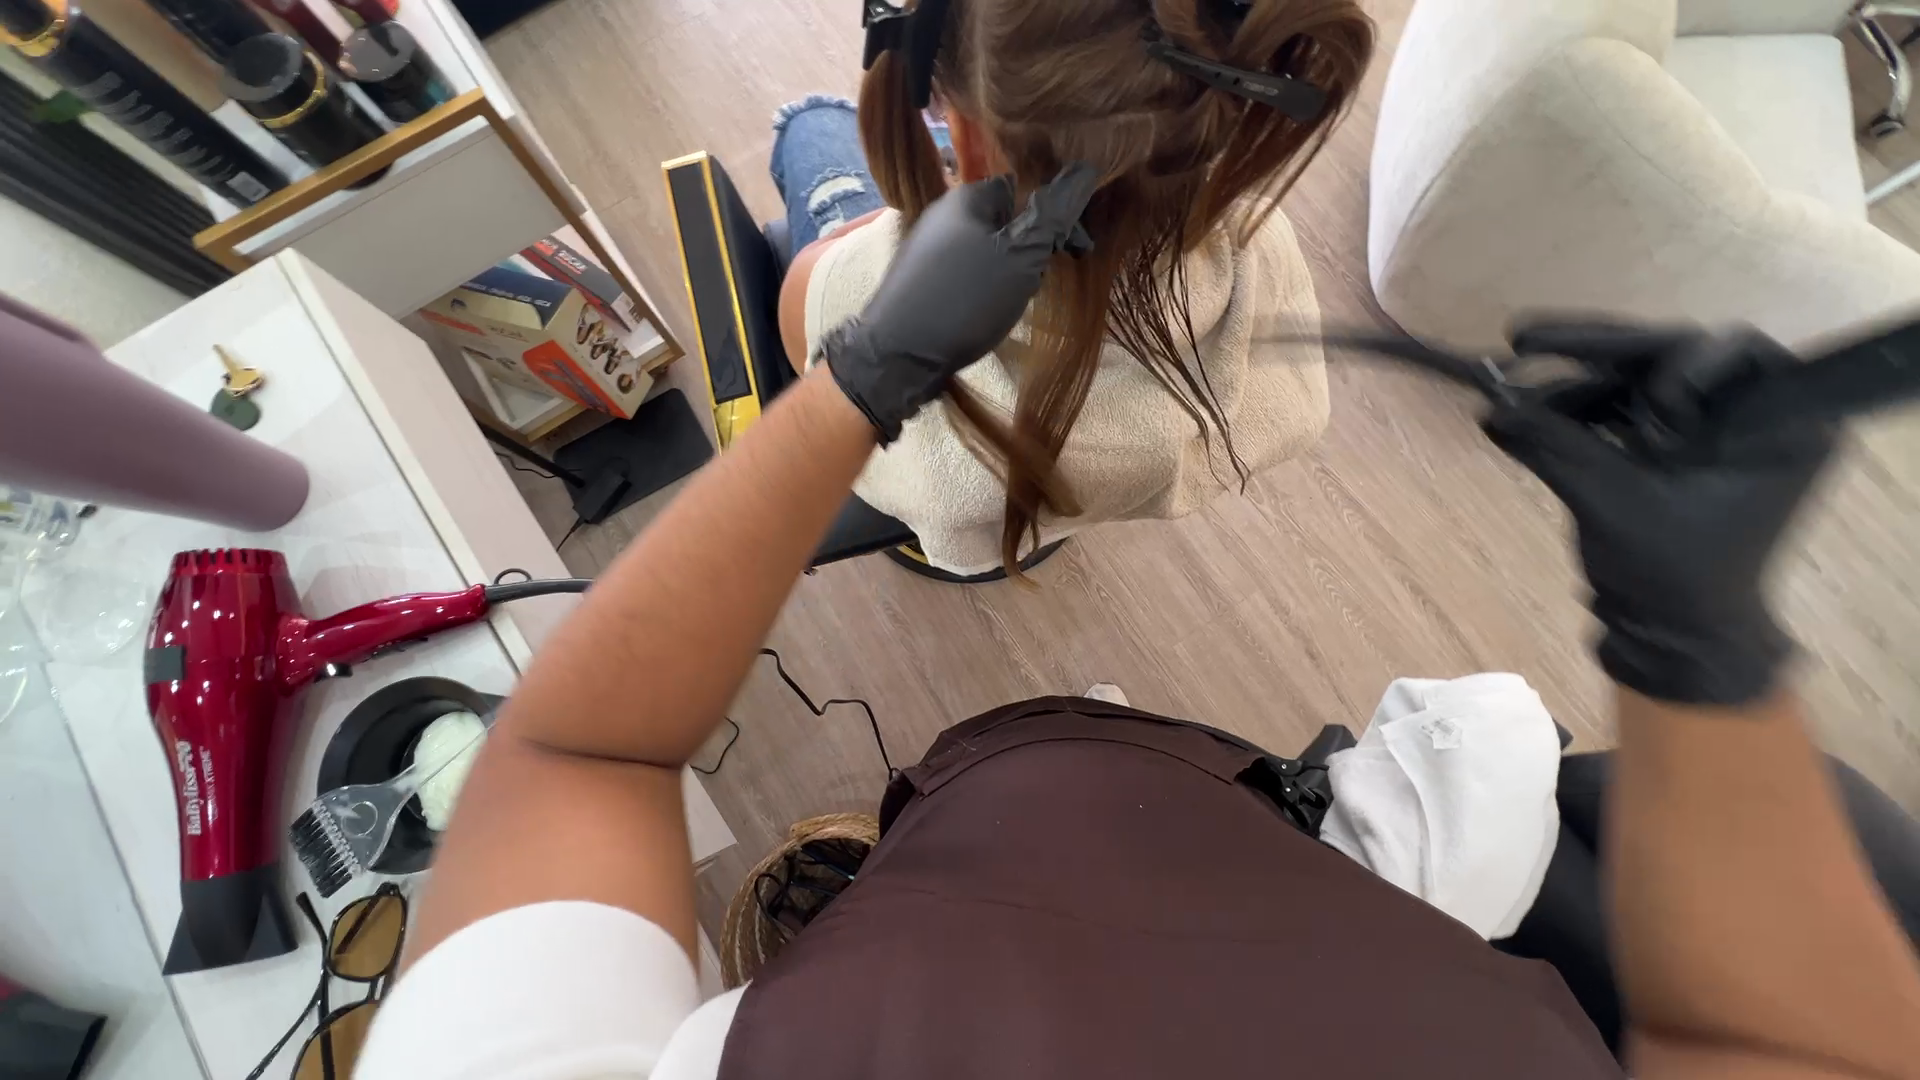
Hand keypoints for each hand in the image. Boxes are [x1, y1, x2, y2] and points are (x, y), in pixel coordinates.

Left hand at [819, 163, 1098, 443]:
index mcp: (966, 196)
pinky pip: (966, 274)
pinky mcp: (920, 282)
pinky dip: (983, 290)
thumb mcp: (1021, 255)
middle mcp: (943, 214)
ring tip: (1013, 303)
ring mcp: (928, 249)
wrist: (899, 356)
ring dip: (1010, 274)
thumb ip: (1054, 213)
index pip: (1025, 188)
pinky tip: (985, 314)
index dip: (1056, 216)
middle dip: (1032, 250)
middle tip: (1040, 283)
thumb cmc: (965, 300)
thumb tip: (1087, 168)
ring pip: (987, 251)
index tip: (1076, 252)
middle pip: (1006, 221)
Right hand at [1483, 322, 1837, 705]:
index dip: (1638, 350)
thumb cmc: (1666, 569)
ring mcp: (1712, 435)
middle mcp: (1754, 417)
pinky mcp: (1675, 454)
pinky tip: (1527, 423)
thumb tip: (1489, 410)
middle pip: (1669, 359)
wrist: (1671, 631)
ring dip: (1575, 391)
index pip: (1714, 351)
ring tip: (1514, 405)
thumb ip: (1554, 447)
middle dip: (1593, 354)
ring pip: (1638, 384)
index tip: (1569, 351)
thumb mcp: (1609, 501)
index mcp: (1777, 423)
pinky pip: (1624, 415)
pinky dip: (1576, 417)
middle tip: (1521, 340)